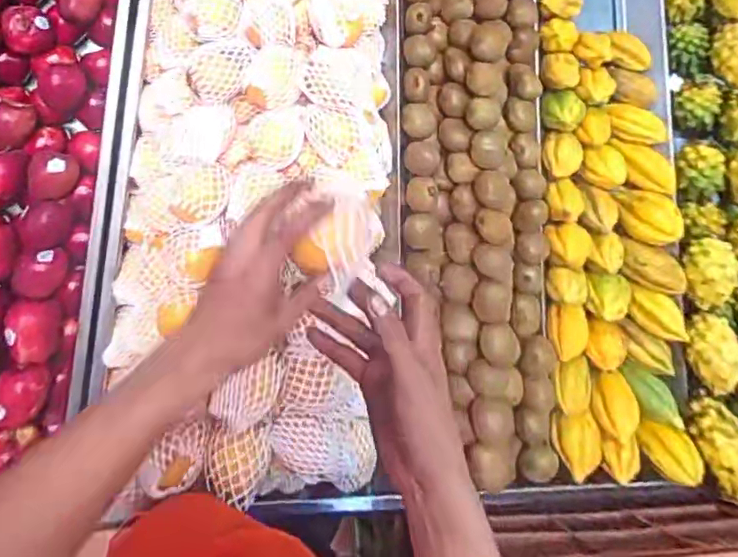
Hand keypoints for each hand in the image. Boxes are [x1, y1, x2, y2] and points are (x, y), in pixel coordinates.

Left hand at [171, 182, 329, 383]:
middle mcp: (244, 252)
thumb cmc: (242, 339)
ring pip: (251, 214)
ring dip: (272, 198)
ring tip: (291, 192)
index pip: (290, 230)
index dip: (311, 212)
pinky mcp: (223, 257)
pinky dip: (261, 212)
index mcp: (261, 267)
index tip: (328, 201)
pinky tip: (269, 215)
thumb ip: (305, 296)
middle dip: (287, 192)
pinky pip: (244, 224)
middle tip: (308, 182)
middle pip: (265, 210)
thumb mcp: (281, 323)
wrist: (199, 349)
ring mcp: (230, 252)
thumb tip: (326, 276)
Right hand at [309, 265, 468, 497]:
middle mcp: (403, 347)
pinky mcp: (371, 385)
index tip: (377, 266)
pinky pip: (349, 359)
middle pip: (380, 313)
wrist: (424, 471)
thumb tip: (376, 295)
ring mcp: (385, 366)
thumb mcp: (410, 373)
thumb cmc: (426, 420)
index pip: (414, 298)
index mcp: (421, 340)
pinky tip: (312, 335)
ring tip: (312, 303)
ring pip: (359, 335)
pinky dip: (332, 347)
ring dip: (338, 320)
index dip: (400, 279)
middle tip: (334, 281)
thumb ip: (392, 335)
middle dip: (360, 296)